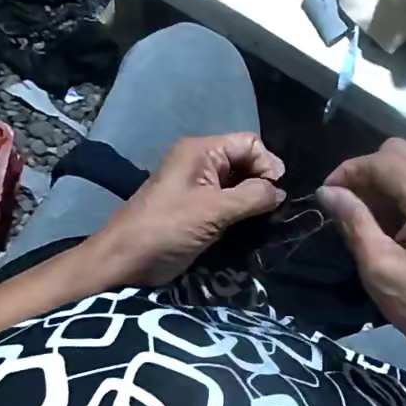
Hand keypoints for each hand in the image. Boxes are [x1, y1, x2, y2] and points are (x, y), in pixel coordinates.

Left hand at [85, 133, 285, 285]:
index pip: (249, 143)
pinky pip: (229, 203)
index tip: (276, 194)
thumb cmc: (166, 229)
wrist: (125, 262)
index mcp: (201, 151)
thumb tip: (280, 192)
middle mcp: (201, 163)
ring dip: (254, 202)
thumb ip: (252, 196)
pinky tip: (251, 229)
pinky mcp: (198, 210)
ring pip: (239, 185)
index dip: (268, 165)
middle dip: (263, 183)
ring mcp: (198, 187)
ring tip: (265, 222)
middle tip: (272, 211)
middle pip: (246, 163)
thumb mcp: (214, 210)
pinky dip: (242, 214)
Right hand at [316, 139, 405, 372]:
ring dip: (381, 180)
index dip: (348, 172)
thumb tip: (326, 190)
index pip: (384, 162)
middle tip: (344, 205)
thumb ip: (354, 222)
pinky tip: (388, 219)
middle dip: (365, 173)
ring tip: (363, 214)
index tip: (324, 194)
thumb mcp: (380, 269)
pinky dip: (399, 189)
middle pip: (398, 152)